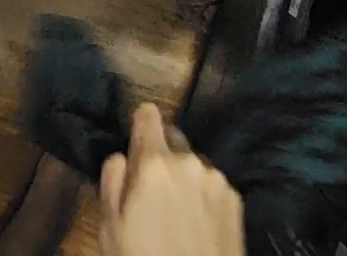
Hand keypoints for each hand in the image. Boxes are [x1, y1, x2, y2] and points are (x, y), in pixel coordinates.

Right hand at [99, 103, 244, 255]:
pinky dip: (204, 196)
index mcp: (154, 163)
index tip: (136, 141)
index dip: (139, 124)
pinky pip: (213, 184)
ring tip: (177, 214)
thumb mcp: (110, 230)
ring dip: (184, 177)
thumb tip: (120, 155)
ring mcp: (216, 178)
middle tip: (152, 193)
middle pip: (172, 140)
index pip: (148, 115)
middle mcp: (189, 160)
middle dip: (161, 156)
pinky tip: (197, 225)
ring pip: (194, 163)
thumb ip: (112, 181)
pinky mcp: (236, 198)